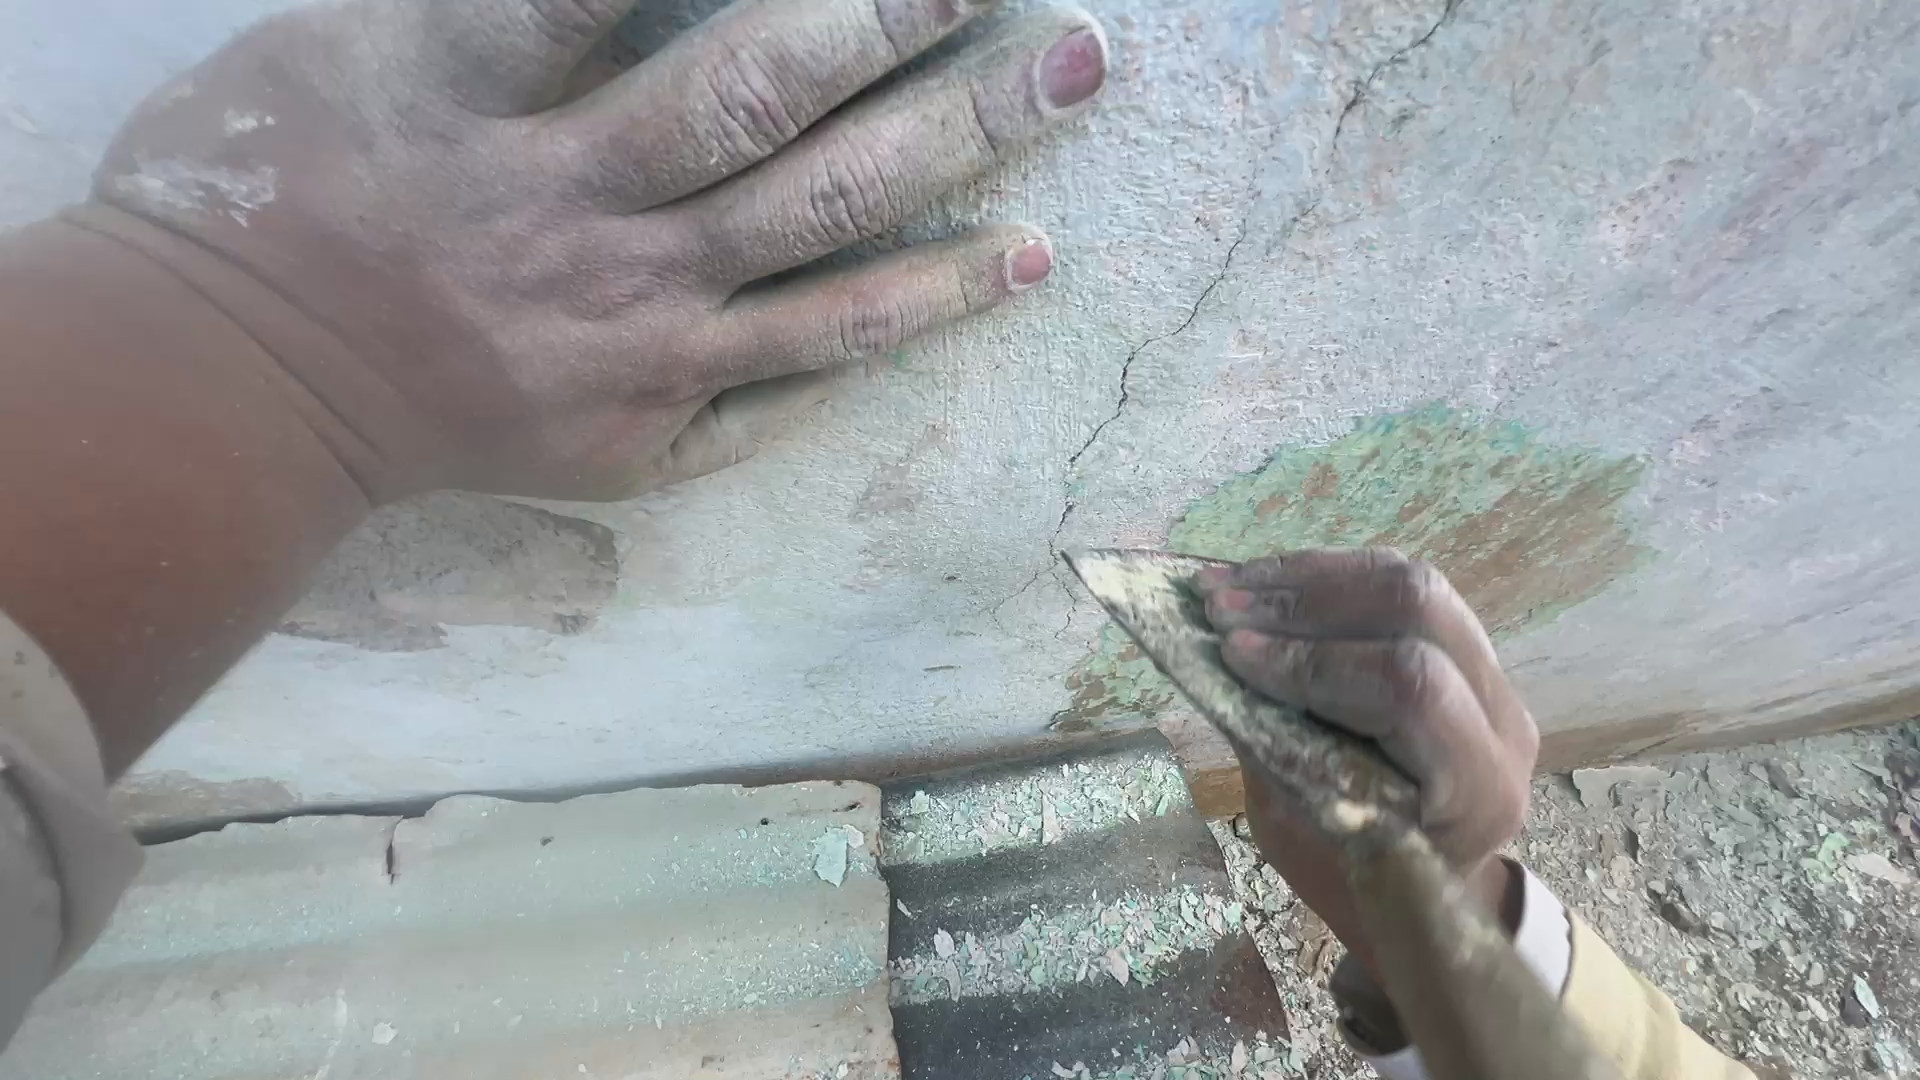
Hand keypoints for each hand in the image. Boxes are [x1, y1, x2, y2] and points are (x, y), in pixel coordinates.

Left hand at [91, 0, 1104, 500]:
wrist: (254, 383)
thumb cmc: (461, 425)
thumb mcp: (619, 466)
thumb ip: (732, 423)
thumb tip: (836, 379)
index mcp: (684, 361)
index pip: (852, 321)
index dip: (952, 287)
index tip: (1039, 248)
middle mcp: (646, 268)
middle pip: (834, 190)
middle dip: (965, 126)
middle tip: (1075, 64)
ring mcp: (552, 170)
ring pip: (736, 90)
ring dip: (865, 22)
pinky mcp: (438, 74)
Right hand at [1194, 548, 1537, 974]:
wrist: (1413, 878)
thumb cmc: (1350, 869)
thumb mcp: (1298, 827)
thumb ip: (1271, 741)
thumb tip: (1214, 662)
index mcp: (1475, 788)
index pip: (1407, 689)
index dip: (1310, 662)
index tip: (1229, 653)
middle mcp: (1499, 718)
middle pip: (1416, 611)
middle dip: (1301, 602)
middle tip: (1216, 605)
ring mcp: (1487, 671)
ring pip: (1405, 581)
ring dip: (1301, 577)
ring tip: (1224, 584)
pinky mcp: (1456, 643)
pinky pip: (1389, 582)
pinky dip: (1313, 574)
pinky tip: (1257, 578)